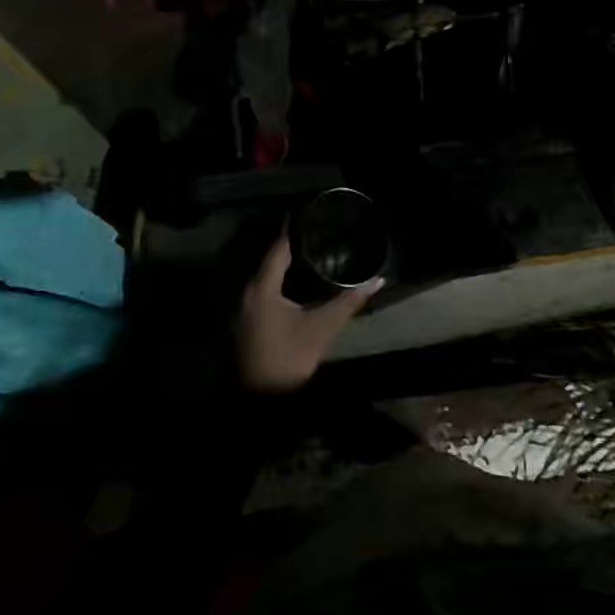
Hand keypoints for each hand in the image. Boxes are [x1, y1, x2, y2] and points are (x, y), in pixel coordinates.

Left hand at [236, 235, 382, 392]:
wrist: (255, 402)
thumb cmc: (287, 361)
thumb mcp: (321, 329)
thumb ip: (348, 302)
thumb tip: (376, 280)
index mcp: (261, 287)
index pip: (278, 247)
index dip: (293, 228)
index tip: (309, 212)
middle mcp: (244, 291)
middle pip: (266, 257)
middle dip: (288, 243)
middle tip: (313, 231)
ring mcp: (238, 307)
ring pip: (261, 274)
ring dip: (280, 263)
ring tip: (306, 252)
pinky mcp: (239, 321)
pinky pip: (257, 289)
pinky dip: (273, 280)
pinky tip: (292, 284)